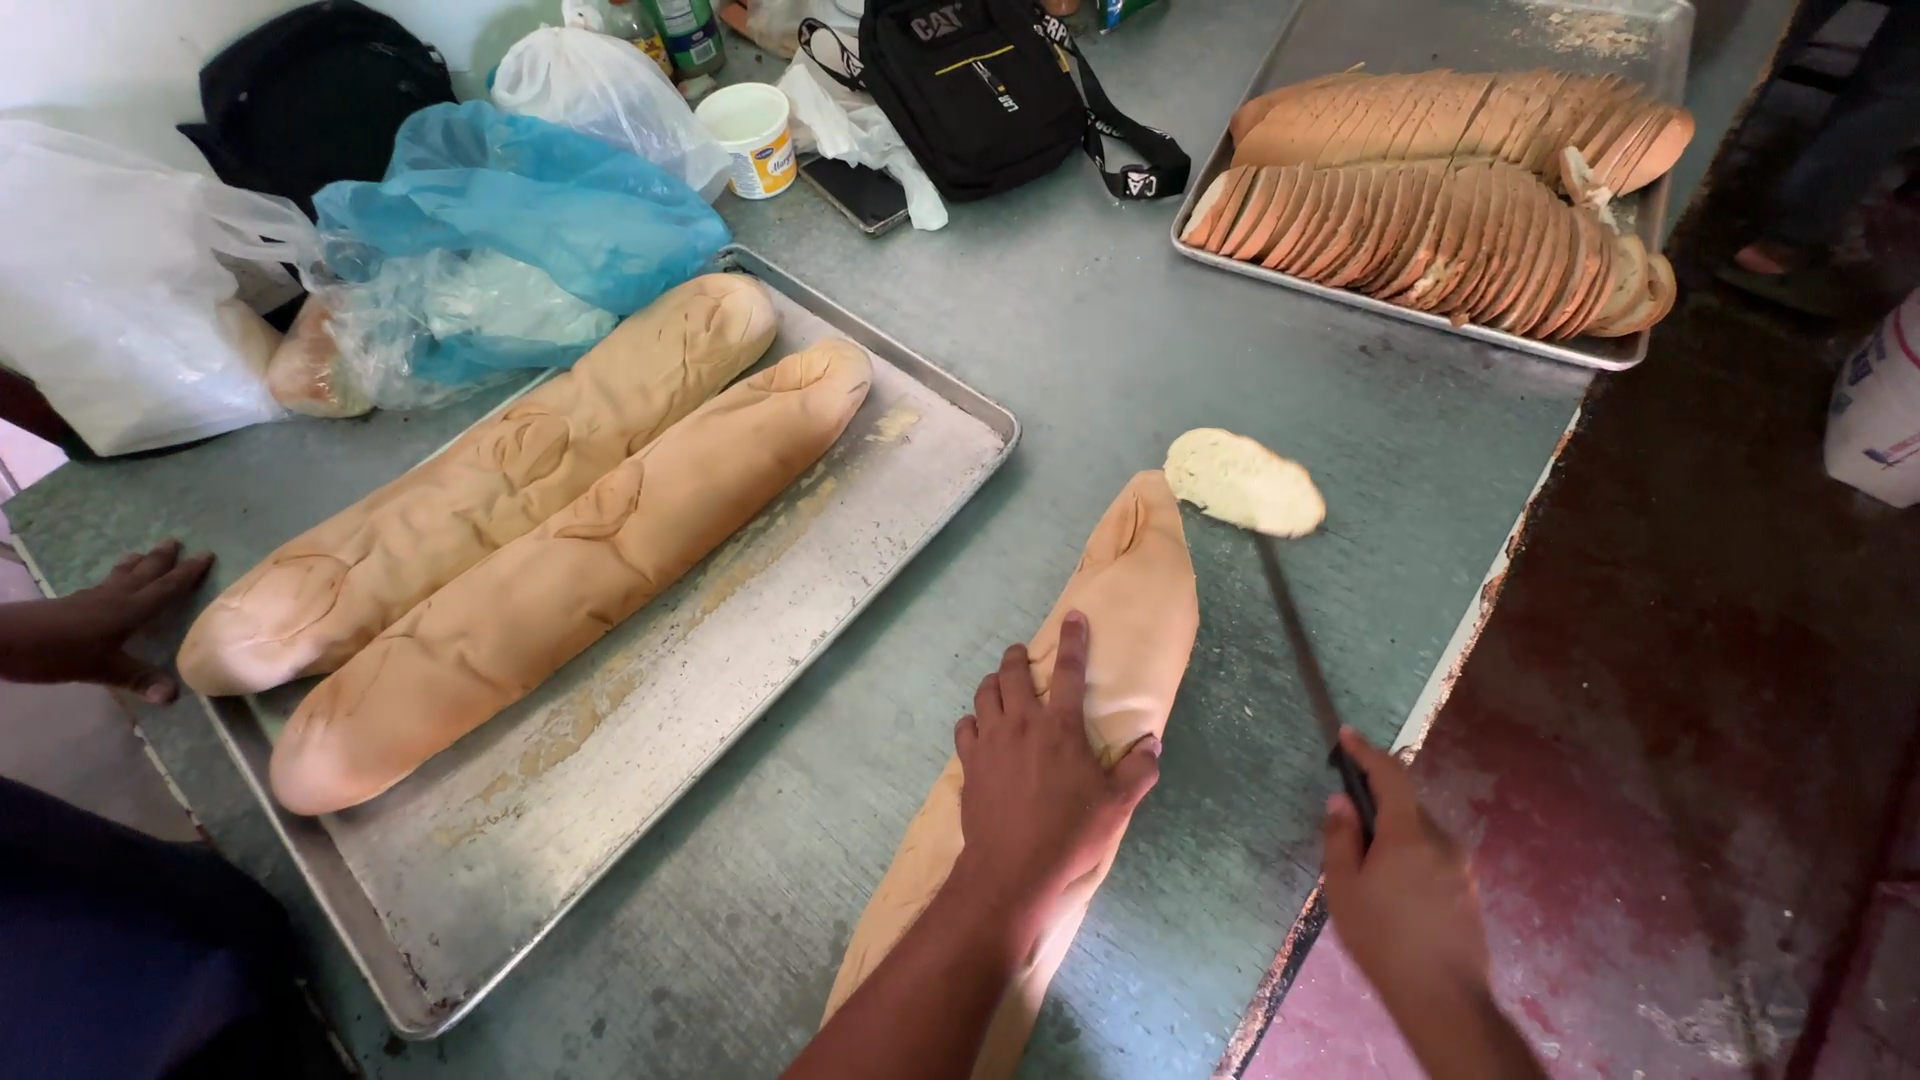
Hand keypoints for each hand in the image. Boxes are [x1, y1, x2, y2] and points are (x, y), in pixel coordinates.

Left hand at [0, 540, 212, 703]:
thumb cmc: (54, 651)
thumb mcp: (99, 669)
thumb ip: (137, 679)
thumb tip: (174, 696)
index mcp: (129, 610)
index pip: (166, 588)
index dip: (188, 573)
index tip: (206, 554)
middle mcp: (112, 599)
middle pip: (142, 575)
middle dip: (160, 559)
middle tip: (174, 540)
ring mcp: (86, 601)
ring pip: (118, 578)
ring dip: (133, 565)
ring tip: (141, 553)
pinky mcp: (65, 606)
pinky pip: (99, 587)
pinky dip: (110, 580)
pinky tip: (105, 584)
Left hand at [950, 610, 1162, 918]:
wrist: (1013, 868)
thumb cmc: (1070, 834)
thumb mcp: (1116, 805)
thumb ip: (1138, 771)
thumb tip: (1152, 743)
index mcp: (1061, 727)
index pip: (1070, 671)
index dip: (1073, 640)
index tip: (1073, 617)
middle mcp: (1022, 723)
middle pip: (1014, 673)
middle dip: (1017, 656)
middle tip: (1021, 653)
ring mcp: (990, 740)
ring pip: (985, 694)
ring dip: (993, 682)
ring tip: (1000, 684)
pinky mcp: (969, 761)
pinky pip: (965, 726)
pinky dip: (972, 719)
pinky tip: (978, 727)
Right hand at [1321, 727, 1488, 1006]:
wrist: (1444, 1000)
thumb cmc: (1382, 937)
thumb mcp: (1343, 886)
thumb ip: (1340, 837)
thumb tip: (1341, 801)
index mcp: (1409, 834)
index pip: (1390, 777)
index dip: (1367, 752)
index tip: (1347, 735)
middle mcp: (1442, 843)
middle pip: (1405, 807)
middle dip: (1376, 807)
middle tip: (1346, 832)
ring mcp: (1461, 869)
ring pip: (1419, 835)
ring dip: (1393, 837)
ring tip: (1368, 874)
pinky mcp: (1468, 893)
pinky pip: (1432, 858)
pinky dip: (1409, 858)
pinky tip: (1393, 894)